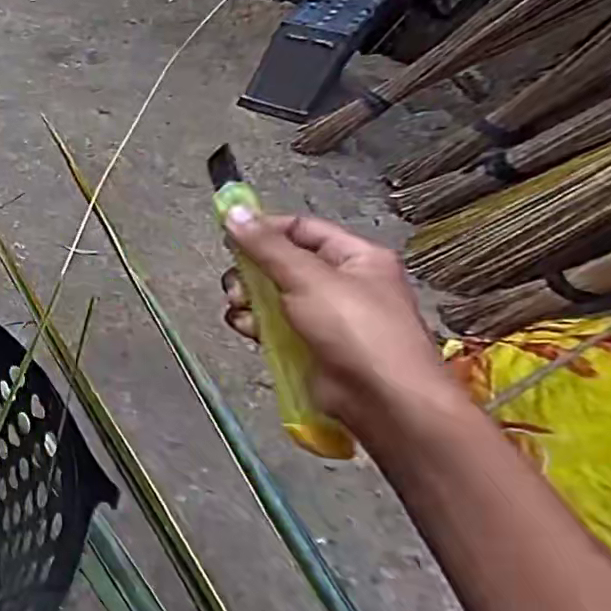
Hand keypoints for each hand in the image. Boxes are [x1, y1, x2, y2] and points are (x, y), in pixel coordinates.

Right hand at [221, 209, 459, 430]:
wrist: (381, 397)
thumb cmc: (356, 330)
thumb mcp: (309, 279)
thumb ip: (267, 247)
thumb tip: (233, 212)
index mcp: (354, 257)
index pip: (300, 230)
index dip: (264, 231)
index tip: (229, 239)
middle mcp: (339, 282)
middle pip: (278, 263)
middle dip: (250, 273)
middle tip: (238, 287)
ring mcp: (321, 314)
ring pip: (268, 295)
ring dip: (246, 301)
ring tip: (243, 312)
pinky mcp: (304, 343)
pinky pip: (268, 324)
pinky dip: (252, 325)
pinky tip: (248, 331)